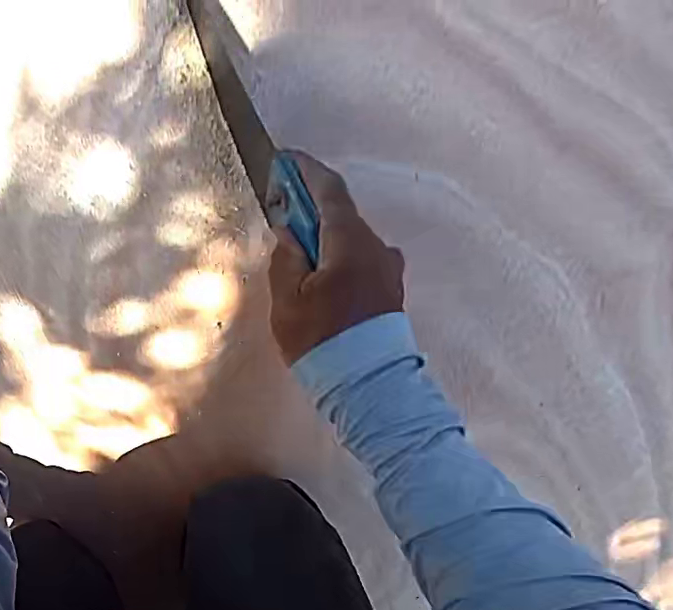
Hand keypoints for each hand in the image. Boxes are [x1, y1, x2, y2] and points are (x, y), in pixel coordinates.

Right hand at [267, 150, 406, 363]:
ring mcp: (388, 270)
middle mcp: (376, 246)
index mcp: (349, 241)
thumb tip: (289, 232)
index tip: (284, 159)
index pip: (328, 189)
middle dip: (310, 211)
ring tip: (300, 265)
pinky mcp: (391, 292)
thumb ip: (286, 260)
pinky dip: (340, 262)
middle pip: (340, 216)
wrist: (368, 387)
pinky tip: (324, 286)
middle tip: (282, 217)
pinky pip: (361, 264)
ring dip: (325, 242)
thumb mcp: (288, 303)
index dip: (304, 170)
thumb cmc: (322, 343)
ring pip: (351, 242)